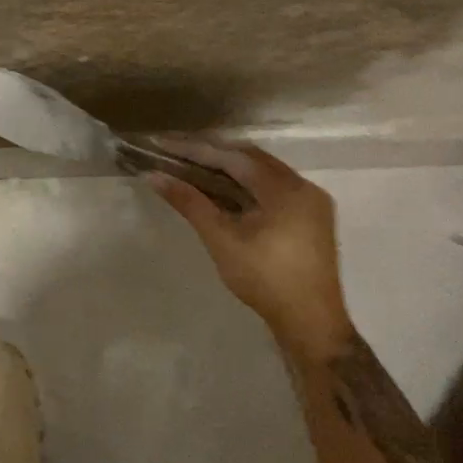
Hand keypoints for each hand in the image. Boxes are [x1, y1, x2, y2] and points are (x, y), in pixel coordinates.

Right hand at [143, 138, 351, 355]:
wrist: (310, 320)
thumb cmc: (264, 277)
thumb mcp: (221, 238)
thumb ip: (189, 202)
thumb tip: (153, 175)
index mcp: (287, 191)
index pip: (233, 158)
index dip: (193, 148)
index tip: (160, 143)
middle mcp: (303, 188)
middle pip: (250, 158)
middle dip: (210, 151)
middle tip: (172, 149)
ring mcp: (309, 202)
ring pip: (261, 170)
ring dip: (225, 164)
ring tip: (189, 162)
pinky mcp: (308, 216)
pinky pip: (270, 185)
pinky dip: (241, 180)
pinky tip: (218, 185)